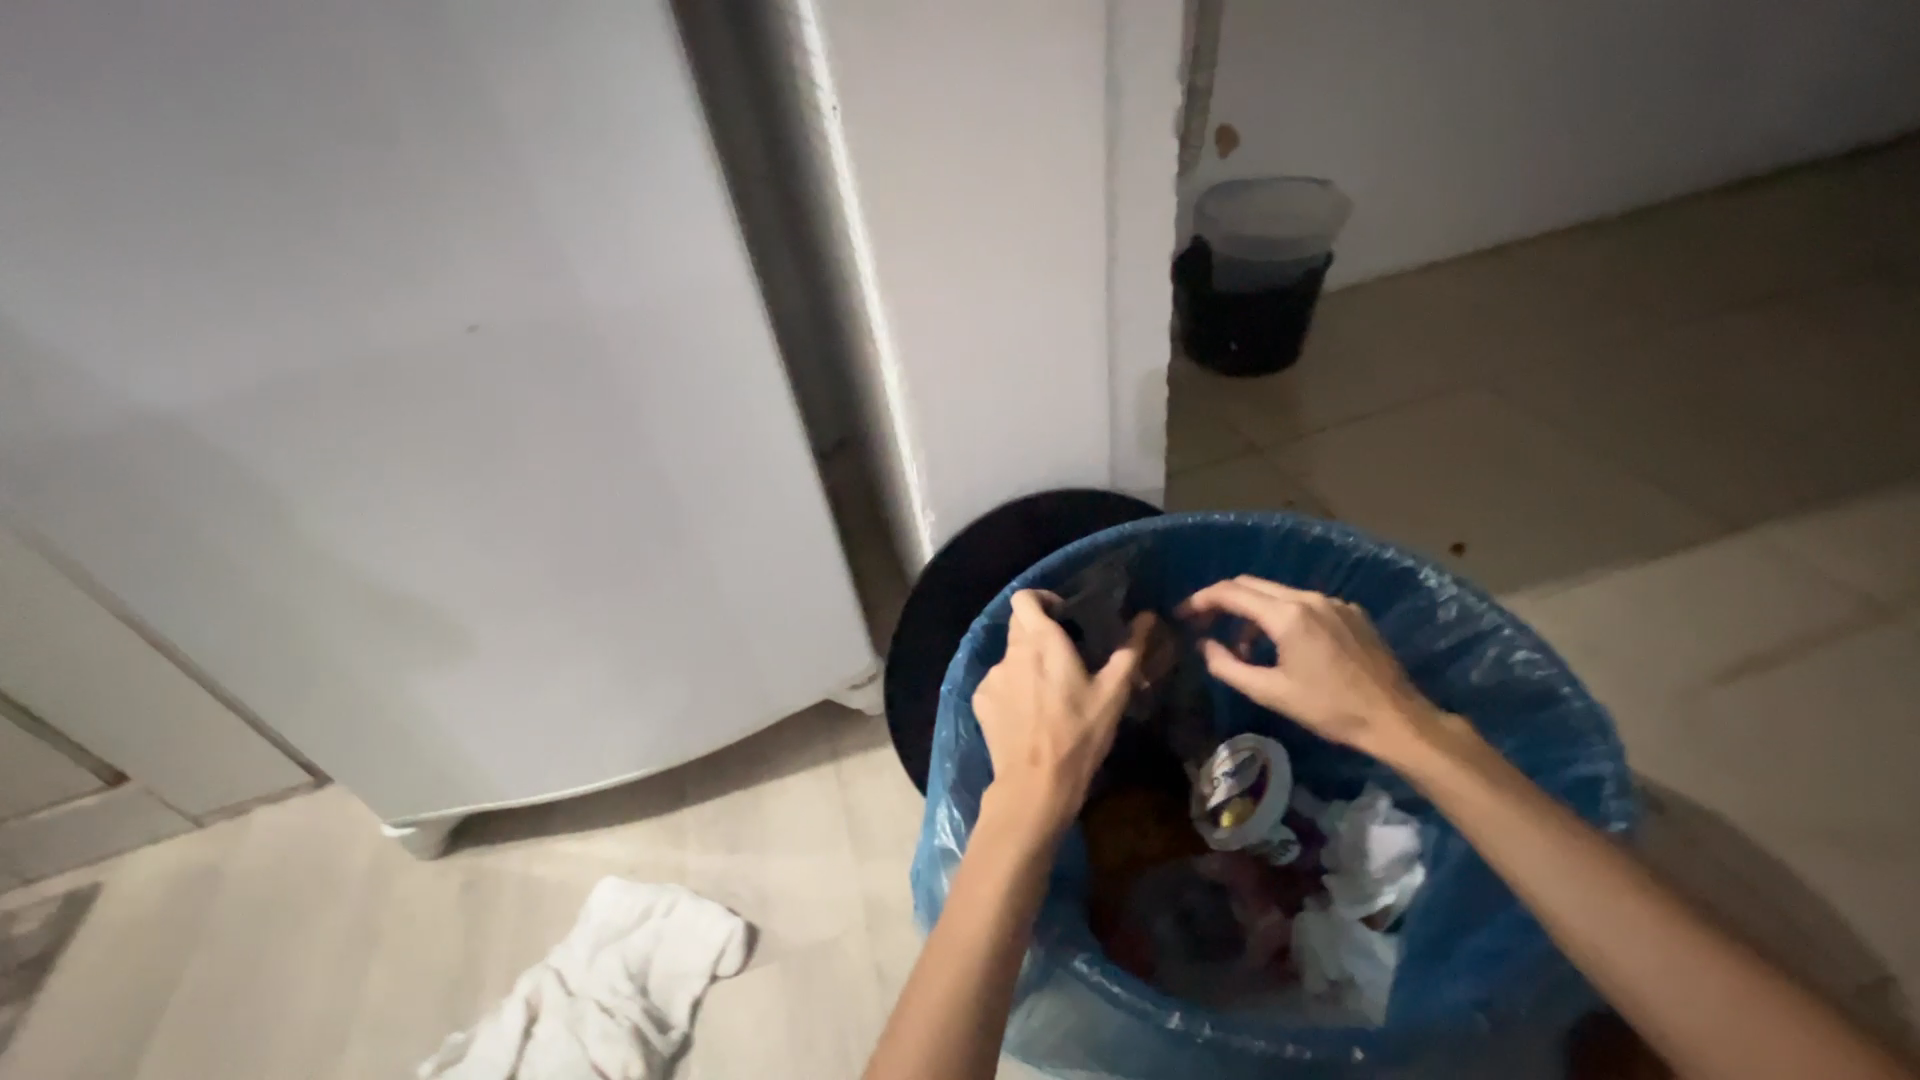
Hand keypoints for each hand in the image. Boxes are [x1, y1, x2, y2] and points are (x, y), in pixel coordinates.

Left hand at [971, 590, 1152, 839]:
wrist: (1035, 784)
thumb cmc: (1079, 734)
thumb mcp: (1114, 694)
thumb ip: (1130, 650)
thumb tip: (1147, 617)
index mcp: (1042, 641)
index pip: (1024, 598)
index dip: (1041, 599)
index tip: (1062, 615)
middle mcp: (1011, 652)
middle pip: (1018, 626)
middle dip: (1038, 632)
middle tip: (1063, 655)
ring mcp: (992, 677)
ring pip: (1009, 656)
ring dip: (1027, 664)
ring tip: (1048, 692)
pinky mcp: (980, 700)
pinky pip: (998, 683)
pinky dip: (1012, 689)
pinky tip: (1028, 714)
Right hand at [1177, 576, 1442, 764]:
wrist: (1394, 719)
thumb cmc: (1328, 709)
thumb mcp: (1270, 693)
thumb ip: (1228, 667)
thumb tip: (1204, 646)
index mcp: (1288, 615)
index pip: (1230, 592)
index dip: (1200, 600)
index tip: (1182, 615)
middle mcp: (1309, 598)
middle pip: (1251, 585)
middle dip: (1223, 601)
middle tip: (1203, 625)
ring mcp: (1334, 602)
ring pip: (1278, 594)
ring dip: (1253, 613)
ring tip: (1245, 648)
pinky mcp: (1351, 612)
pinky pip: (1304, 604)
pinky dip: (1282, 617)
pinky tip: (1284, 647)